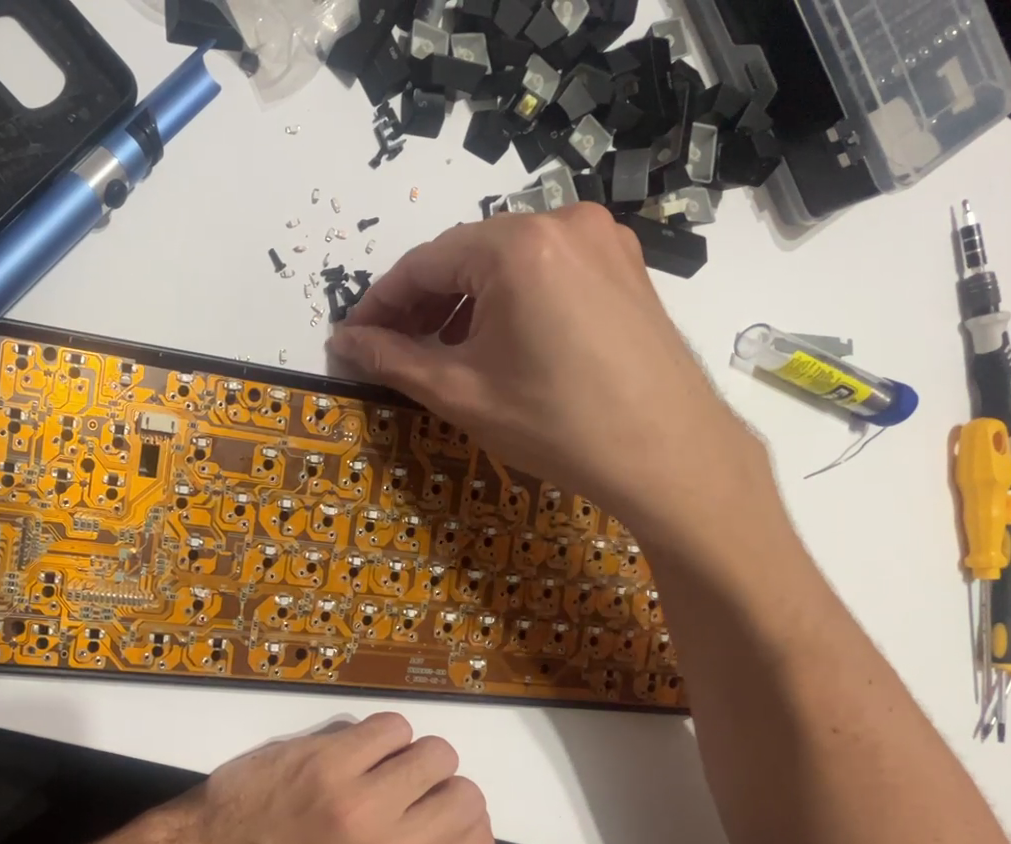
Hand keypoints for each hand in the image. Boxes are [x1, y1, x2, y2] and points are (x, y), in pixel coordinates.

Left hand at [161, 712, 491, 843]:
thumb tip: (454, 824)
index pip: (479, 838)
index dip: (454, 816)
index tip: (427, 809)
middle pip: (464, 793)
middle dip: (436, 784)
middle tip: (397, 786)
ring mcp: (359, 806)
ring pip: (434, 753)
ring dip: (409, 753)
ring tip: (373, 766)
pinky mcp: (328, 762)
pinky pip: (391, 725)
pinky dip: (378, 732)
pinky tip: (350, 749)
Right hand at [327, 204, 772, 550]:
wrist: (669, 454)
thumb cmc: (555, 423)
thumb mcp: (458, 391)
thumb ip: (391, 358)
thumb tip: (342, 341)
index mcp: (517, 247)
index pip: (422, 264)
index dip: (379, 303)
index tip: (351, 338)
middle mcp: (561, 223)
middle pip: (462, 255)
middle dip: (419, 302)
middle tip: (389, 347)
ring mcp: (600, 239)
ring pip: (501, 259)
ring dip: (459, 299)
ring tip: (435, 349)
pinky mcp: (622, 263)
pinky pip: (541, 267)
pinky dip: (503, 297)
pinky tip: (489, 339)